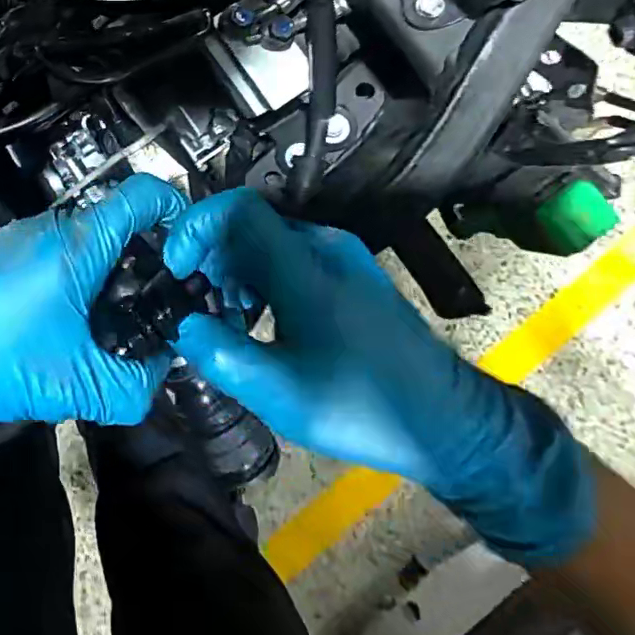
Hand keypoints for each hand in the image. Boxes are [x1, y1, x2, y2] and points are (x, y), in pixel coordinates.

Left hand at [0, 174, 186, 486]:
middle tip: (159, 311)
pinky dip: (74, 283)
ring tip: (112, 327)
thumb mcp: (75, 384)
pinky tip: (69, 325)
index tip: (192, 259)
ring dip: (108, 280)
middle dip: (147, 266)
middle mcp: (50, 227)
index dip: (180, 217)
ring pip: (87, 246)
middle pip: (120, 227)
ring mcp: (20, 237)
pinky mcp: (0, 254)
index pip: (146, 196)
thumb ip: (134, 383)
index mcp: (76, 242)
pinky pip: (55, 257)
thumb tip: (157, 369)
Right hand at [163, 188, 594, 564]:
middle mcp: (322, 247)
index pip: (235, 208)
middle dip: (205, 256)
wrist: (456, 426)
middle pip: (243, 223)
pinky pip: (283, 255)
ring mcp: (339, 257)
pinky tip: (254, 318)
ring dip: (227, 269)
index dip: (194, 227)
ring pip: (261, 240)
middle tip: (194, 301)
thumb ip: (221, 355)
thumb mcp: (282, 395)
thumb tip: (180, 323)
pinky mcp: (346, 273)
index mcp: (306, 267)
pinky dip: (253, 277)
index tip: (178, 268)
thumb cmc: (365, 407)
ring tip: (223, 316)